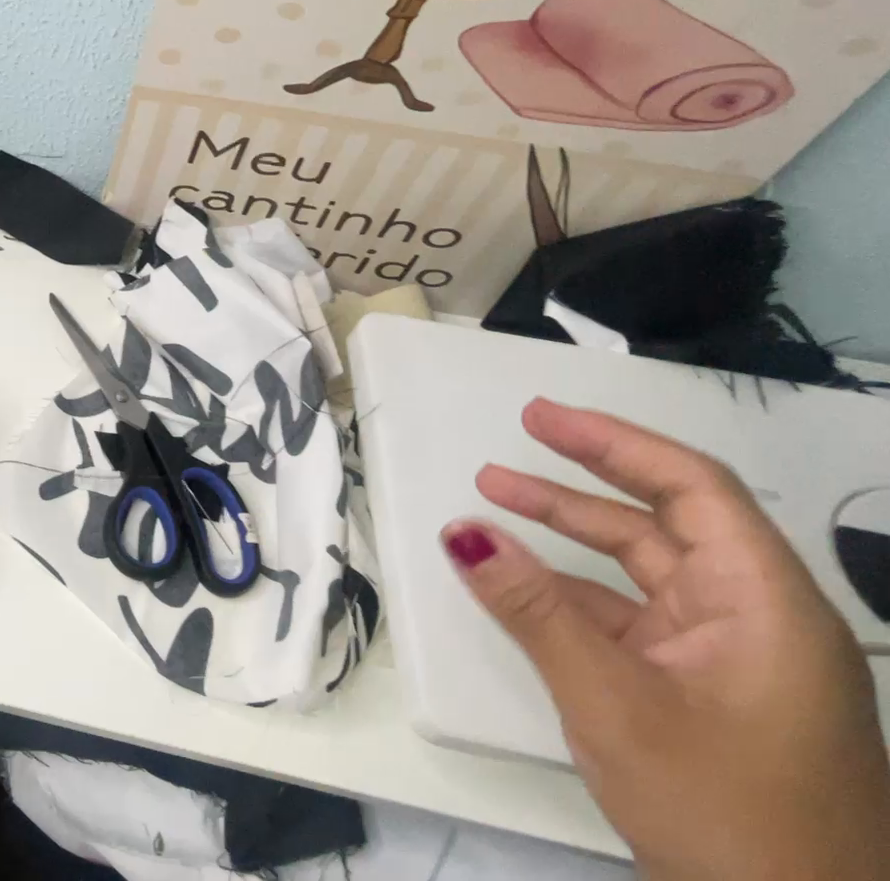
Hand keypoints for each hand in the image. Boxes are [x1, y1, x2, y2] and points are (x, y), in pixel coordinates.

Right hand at [444, 398, 889, 880]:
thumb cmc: (720, 807)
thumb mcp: (610, 700)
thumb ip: (533, 609)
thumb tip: (461, 533)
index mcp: (764, 605)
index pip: (693, 490)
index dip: (614, 444)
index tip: (539, 418)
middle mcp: (755, 616)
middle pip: (664, 523)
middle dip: (579, 483)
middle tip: (504, 450)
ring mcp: (730, 655)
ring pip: (642, 570)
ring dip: (567, 537)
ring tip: (491, 504)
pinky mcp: (702, 688)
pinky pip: (631, 617)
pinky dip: (572, 594)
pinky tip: (518, 586)